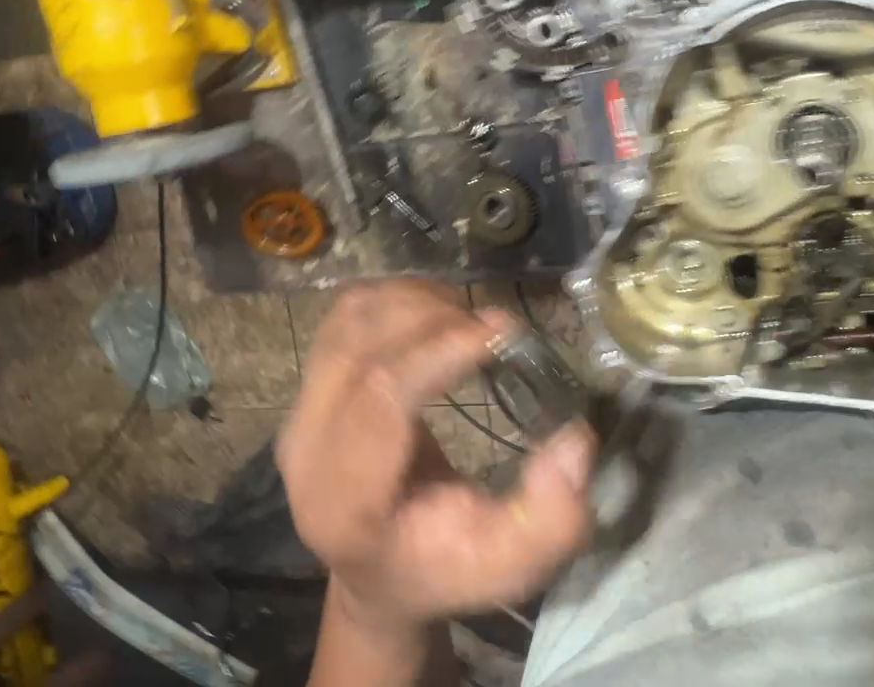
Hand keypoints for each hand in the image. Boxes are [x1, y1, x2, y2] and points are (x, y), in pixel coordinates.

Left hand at [276, 281, 597, 634]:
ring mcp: (301, 410)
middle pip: (361, 345)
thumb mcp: (509, 564)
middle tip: (497, 327)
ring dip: (416, 302)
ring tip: (470, 321)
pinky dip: (396, 299)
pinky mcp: (310, 385)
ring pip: (351, 318)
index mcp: (345, 500)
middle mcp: (307, 448)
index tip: (504, 331)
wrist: (381, 573)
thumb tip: (572, 440)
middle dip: (435, 318)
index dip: (441, 349)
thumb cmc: (444, 567)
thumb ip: (549, 519)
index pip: (381, 396)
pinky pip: (346, 315)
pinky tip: (438, 318)